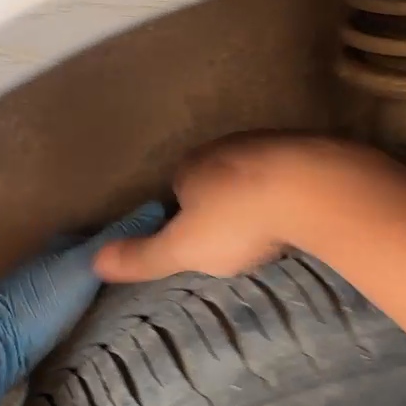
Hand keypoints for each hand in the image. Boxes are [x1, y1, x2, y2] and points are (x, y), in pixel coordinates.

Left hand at [0, 202, 165, 405]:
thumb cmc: (39, 304)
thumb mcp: (82, 269)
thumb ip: (113, 241)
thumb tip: (156, 207)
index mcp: (54, 248)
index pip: (97, 234)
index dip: (125, 237)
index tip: (153, 243)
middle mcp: (42, 266)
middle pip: (86, 260)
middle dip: (113, 263)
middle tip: (148, 273)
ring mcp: (32, 296)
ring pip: (75, 285)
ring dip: (98, 288)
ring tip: (132, 299)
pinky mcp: (29, 325)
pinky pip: (67, 309)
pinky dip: (85, 309)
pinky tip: (100, 320)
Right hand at [95, 133, 400, 282]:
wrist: (312, 189)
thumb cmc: (238, 221)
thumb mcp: (183, 250)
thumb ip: (141, 257)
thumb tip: (93, 261)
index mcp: (191, 166)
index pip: (178, 188)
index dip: (186, 216)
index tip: (202, 243)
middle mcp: (227, 146)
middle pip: (218, 178)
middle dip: (224, 204)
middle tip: (239, 240)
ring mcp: (270, 143)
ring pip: (256, 173)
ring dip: (260, 196)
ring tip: (271, 230)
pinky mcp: (309, 148)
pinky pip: (293, 173)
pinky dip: (292, 191)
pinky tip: (301, 214)